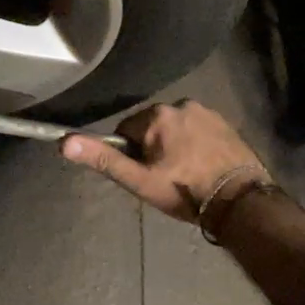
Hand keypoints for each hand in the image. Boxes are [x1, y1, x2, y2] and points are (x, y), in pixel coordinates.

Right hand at [60, 100, 265, 222]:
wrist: (240, 201)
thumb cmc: (184, 191)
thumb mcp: (139, 180)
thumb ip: (103, 159)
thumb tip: (64, 142)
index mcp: (156, 115)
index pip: (126, 131)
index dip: (132, 155)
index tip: (146, 175)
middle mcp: (181, 104)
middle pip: (152, 128)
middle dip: (154, 149)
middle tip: (165, 178)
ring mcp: (207, 112)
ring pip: (176, 129)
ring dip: (175, 146)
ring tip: (186, 175)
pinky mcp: (226, 122)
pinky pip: (198, 130)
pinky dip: (196, 145)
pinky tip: (203, 167)